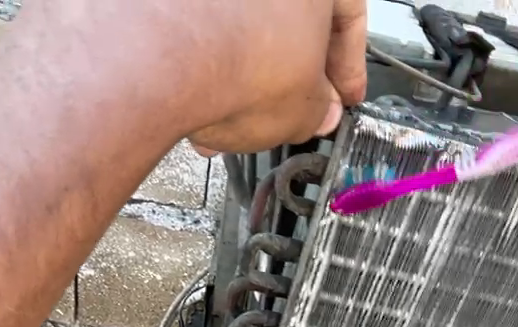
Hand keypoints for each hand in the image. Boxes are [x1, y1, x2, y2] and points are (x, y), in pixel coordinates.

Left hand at [18, 0, 367, 154]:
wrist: (168, 53)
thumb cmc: (243, 62)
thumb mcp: (306, 109)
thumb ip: (319, 110)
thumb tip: (318, 112)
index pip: (349, 13)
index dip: (350, 66)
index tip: (342, 96)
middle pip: (289, 18)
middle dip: (288, 73)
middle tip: (291, 112)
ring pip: (241, 25)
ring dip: (242, 76)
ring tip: (233, 123)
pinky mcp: (171, 1)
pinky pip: (200, 27)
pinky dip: (204, 64)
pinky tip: (199, 106)